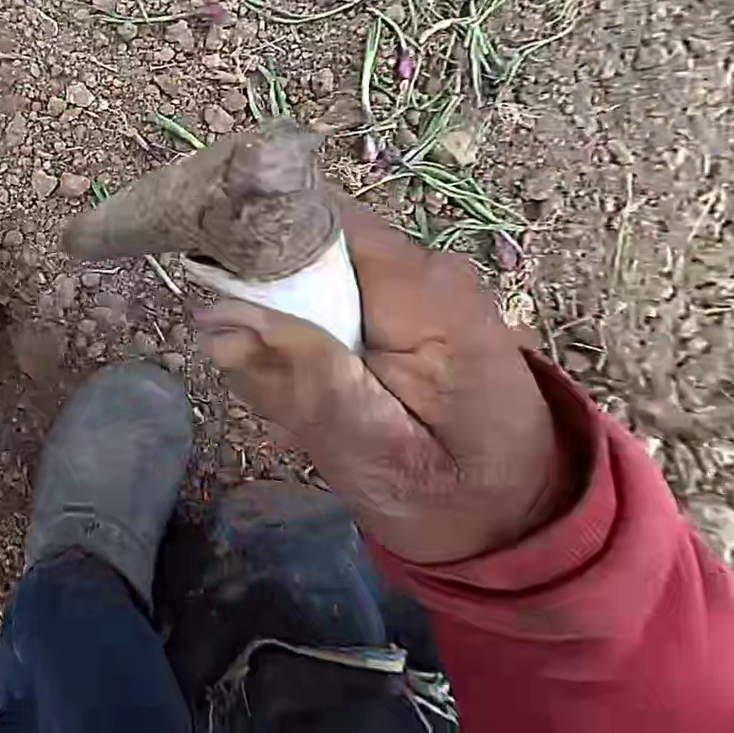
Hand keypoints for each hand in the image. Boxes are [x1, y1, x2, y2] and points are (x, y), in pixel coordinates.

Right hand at [196, 204, 574, 563]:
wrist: (518, 509)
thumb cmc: (453, 494)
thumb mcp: (372, 457)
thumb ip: (300, 384)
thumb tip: (215, 321)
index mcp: (429, 296)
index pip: (327, 224)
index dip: (265, 242)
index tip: (218, 288)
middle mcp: (429, 268)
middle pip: (318, 245)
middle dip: (274, 299)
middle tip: (263, 371)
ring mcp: (423, 278)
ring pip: (321, 272)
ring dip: (292, 324)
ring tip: (296, 392)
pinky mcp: (411, 297)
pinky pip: (340, 291)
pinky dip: (315, 331)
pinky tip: (323, 382)